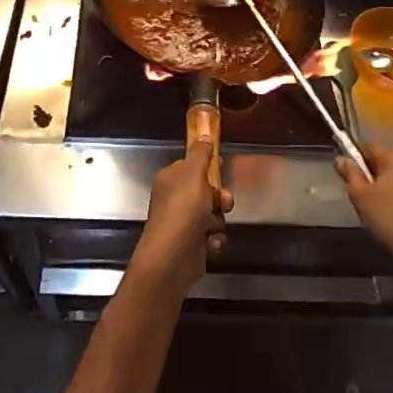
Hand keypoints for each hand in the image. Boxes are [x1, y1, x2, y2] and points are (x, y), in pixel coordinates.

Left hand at [136, 138, 232, 289]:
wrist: (173, 256)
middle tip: (223, 202)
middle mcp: (174, 199)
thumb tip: (204, 135)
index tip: (221, 167)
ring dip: (218, 220)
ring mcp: (182, 222)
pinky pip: (212, 235)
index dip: (208, 167)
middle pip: (206, 191)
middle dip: (219, 197)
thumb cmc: (183, 209)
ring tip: (213, 226)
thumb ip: (201, 153)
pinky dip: (214, 239)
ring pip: (212, 214)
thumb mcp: (193, 173)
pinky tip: (211, 243)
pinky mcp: (192, 243)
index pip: (191, 166)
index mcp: (170, 179)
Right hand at [336, 146, 392, 280]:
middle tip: (358, 197)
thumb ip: (349, 173)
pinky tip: (391, 221)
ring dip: (381, 191)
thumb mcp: (360, 195)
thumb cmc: (389, 219)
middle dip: (368, 177)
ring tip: (374, 212)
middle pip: (382, 164)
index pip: (368, 147)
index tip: (344, 174)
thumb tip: (341, 158)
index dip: (353, 157)